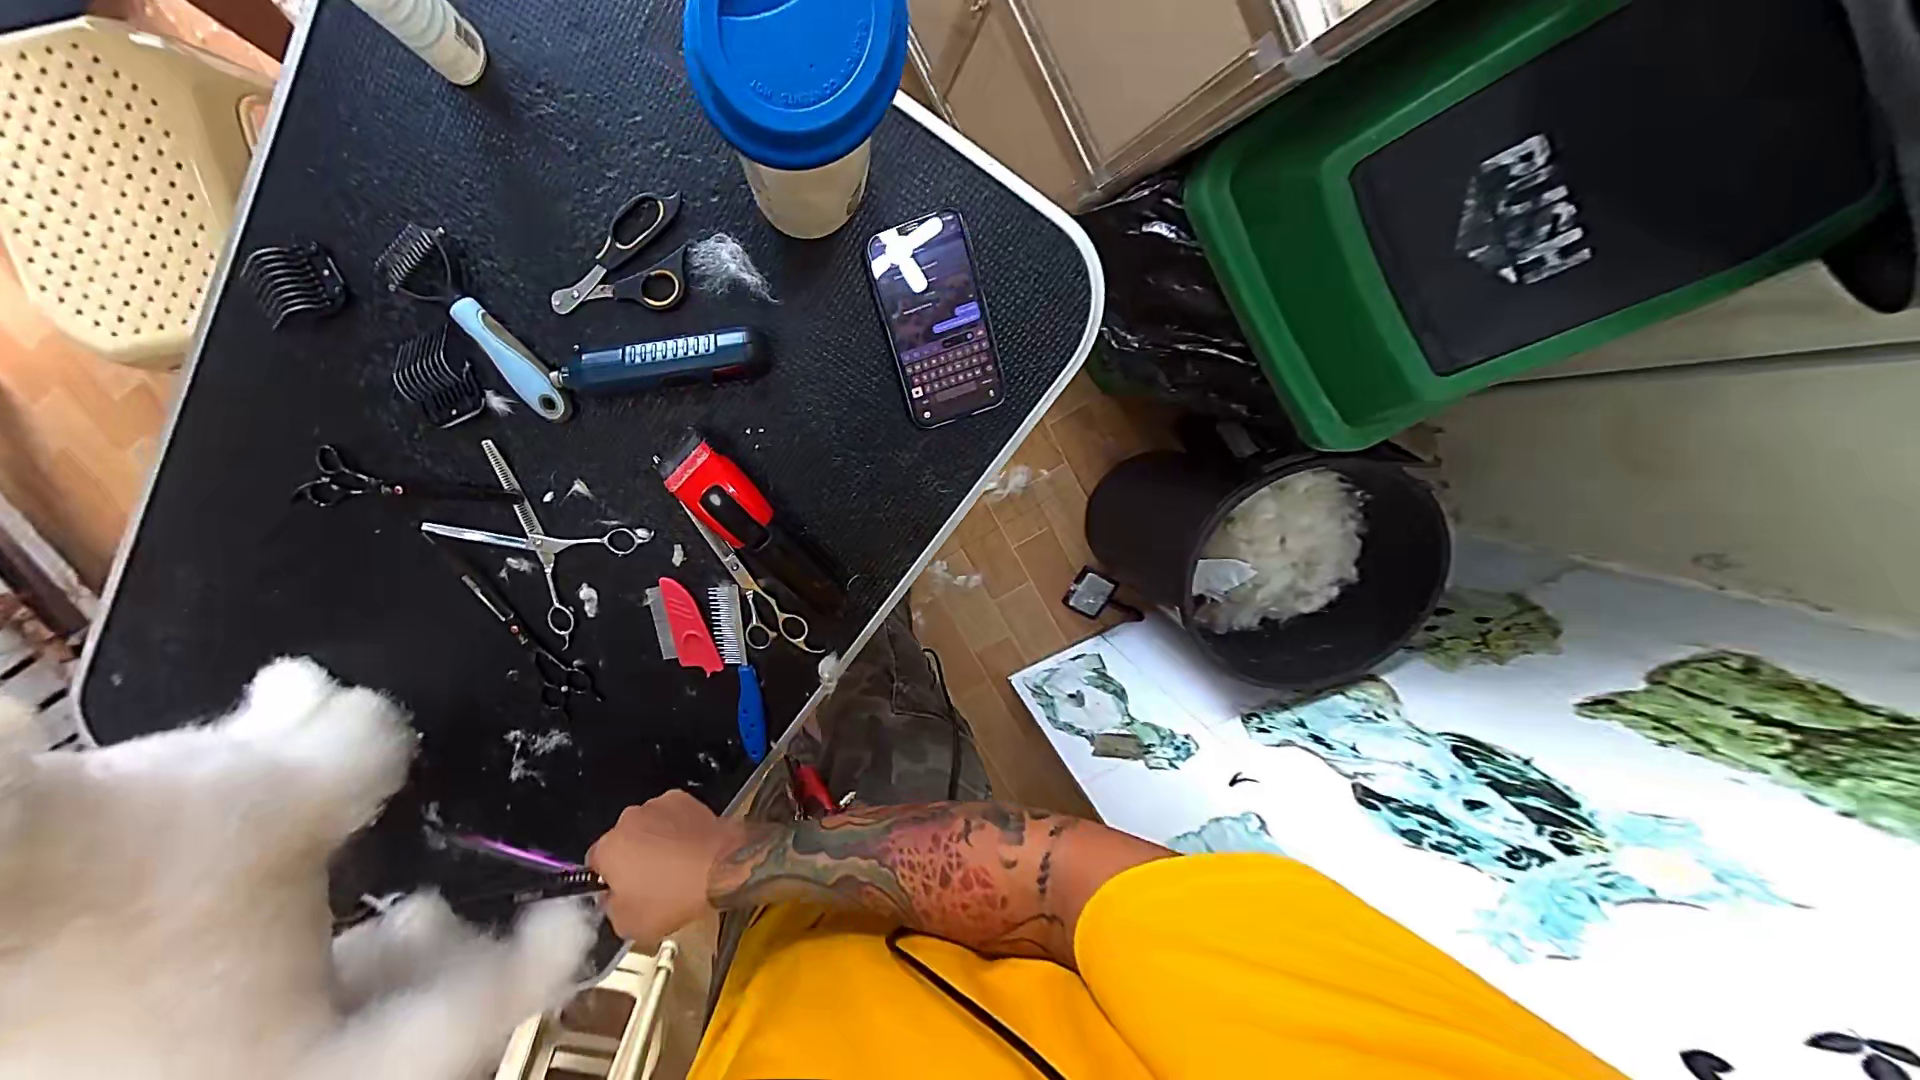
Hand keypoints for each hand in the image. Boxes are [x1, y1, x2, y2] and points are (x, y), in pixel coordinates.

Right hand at [587, 791, 741, 942]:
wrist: (723, 867)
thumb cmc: (675, 895)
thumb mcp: (627, 924)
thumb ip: (609, 908)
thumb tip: (612, 897)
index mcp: (608, 848)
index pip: (594, 862)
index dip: (607, 878)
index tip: (620, 889)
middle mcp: (630, 819)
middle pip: (622, 840)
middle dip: (632, 857)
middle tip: (650, 879)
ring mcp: (659, 804)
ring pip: (647, 825)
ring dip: (655, 839)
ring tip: (674, 863)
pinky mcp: (684, 799)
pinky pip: (672, 815)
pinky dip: (677, 826)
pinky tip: (688, 846)